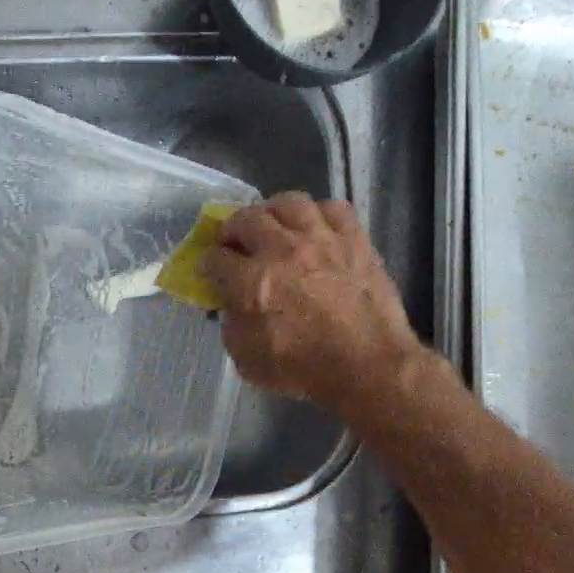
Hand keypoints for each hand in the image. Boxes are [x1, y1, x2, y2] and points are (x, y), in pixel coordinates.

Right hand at [202, 192, 424, 414]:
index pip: (215, 258)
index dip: (207, 263)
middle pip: (247, 218)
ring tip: (271, 225)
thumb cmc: (302, 369)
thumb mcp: (246, 358)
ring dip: (271, 211)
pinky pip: (332, 207)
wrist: (366, 365)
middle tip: (233, 243)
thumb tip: (231, 304)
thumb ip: (232, 324)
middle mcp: (282, 251)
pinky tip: (313, 228)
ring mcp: (322, 240)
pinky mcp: (354, 239)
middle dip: (231, 229)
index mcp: (252, 283)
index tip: (209, 271)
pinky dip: (317, 213)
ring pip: (288, 203)